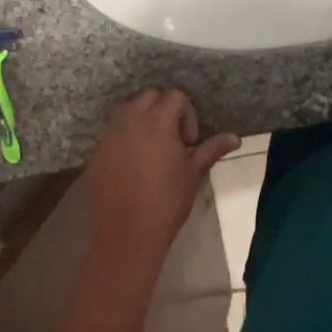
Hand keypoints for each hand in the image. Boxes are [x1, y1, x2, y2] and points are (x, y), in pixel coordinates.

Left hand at [84, 89, 239, 257]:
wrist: (127, 235)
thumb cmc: (167, 202)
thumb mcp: (193, 174)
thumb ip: (211, 150)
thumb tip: (236, 138)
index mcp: (157, 122)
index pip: (175, 96)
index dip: (187, 114)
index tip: (189, 142)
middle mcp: (130, 121)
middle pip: (149, 97)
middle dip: (164, 110)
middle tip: (172, 140)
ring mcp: (109, 136)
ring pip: (126, 111)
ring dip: (142, 120)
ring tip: (152, 149)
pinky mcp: (95, 153)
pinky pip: (111, 132)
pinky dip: (124, 137)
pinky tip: (133, 165)